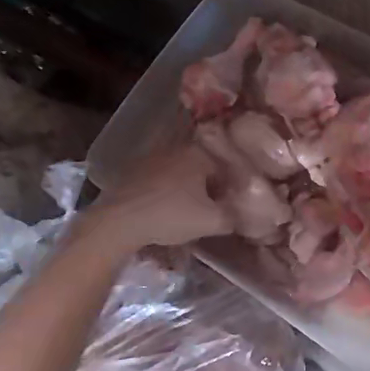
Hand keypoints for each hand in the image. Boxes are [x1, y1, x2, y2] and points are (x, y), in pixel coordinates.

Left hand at [77, 145, 234, 256]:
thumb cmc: (170, 215)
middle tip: (218, 207)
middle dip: (214, 185)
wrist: (117, 222)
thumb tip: (252, 213)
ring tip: (194, 210)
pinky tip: (169, 208)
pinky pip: (164, 178)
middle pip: (206, 165)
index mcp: (200, 153)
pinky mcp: (135, 170)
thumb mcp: (211, 221)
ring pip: (183, 171)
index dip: (236, 184)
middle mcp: (178, 148)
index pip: (229, 163)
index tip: (237, 202)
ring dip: (191, 188)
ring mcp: (154, 157)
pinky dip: (171, 190)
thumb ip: (235, 216)